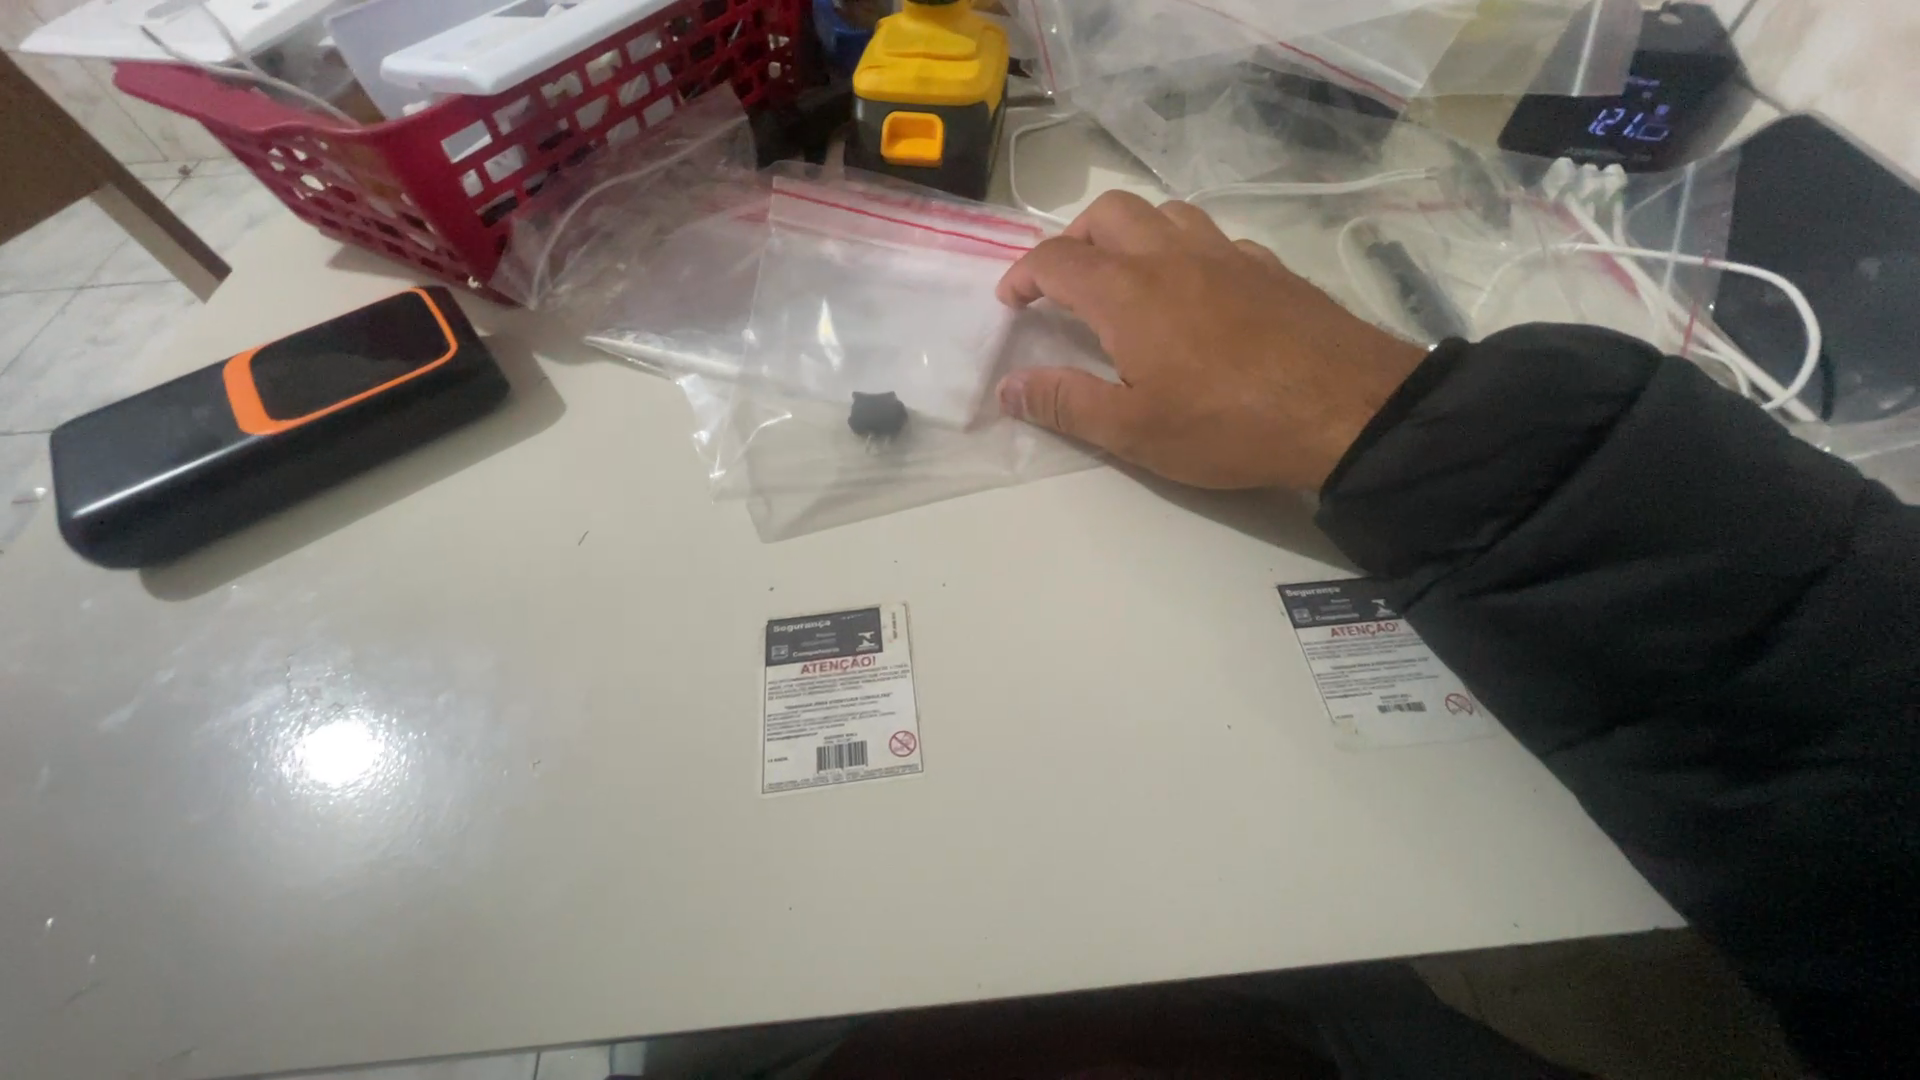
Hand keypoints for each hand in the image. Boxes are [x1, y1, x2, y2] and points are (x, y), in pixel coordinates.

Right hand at [995, 192, 1426, 492]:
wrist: (1346, 410)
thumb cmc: (1227, 425)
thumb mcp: (1133, 431)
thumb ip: (1064, 404)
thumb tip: (1010, 387)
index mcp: (1128, 292)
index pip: (1056, 261)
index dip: (1022, 275)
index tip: (1011, 302)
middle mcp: (1171, 256)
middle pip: (1108, 214)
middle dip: (1072, 239)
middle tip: (1063, 282)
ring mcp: (1225, 254)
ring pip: (1163, 213)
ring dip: (1128, 233)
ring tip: (1123, 277)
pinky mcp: (1267, 268)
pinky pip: (1211, 237)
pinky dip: (1181, 249)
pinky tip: (1192, 291)